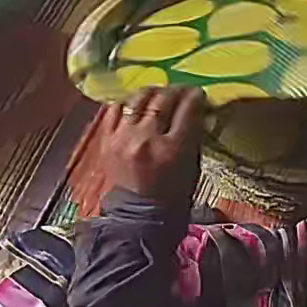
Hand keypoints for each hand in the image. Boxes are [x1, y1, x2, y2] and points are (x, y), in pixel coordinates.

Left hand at [98, 86, 207, 206]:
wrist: (140, 215)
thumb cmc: (173, 194)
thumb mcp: (193, 166)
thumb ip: (193, 137)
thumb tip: (195, 111)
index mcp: (174, 149)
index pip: (188, 110)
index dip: (196, 97)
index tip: (199, 94)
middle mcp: (147, 139)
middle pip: (163, 100)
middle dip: (176, 91)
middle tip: (182, 91)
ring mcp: (124, 138)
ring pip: (138, 100)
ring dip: (152, 92)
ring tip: (159, 93)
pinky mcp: (107, 140)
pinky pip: (115, 110)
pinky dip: (128, 102)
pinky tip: (136, 103)